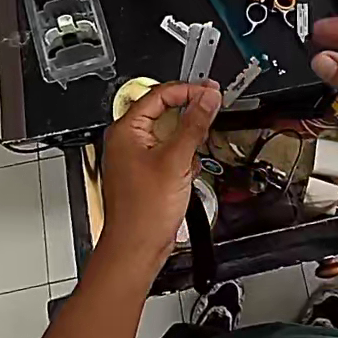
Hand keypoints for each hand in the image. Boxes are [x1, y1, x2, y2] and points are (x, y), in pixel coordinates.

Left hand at [98, 81, 220, 266]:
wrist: (137, 247)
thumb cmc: (143, 211)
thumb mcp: (176, 159)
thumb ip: (195, 124)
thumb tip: (208, 97)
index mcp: (126, 130)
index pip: (159, 95)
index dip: (188, 90)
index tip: (211, 92)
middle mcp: (128, 140)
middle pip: (164, 111)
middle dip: (190, 116)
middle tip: (211, 113)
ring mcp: (137, 156)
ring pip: (170, 132)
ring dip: (188, 138)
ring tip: (195, 153)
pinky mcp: (148, 172)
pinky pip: (170, 151)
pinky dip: (184, 156)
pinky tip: (189, 170)